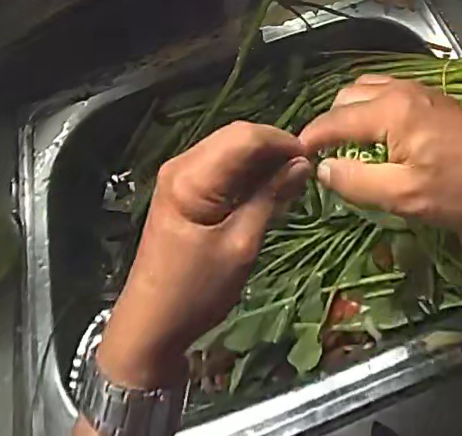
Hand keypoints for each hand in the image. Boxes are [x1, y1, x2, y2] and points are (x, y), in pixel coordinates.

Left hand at [98, 121, 311, 388]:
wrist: (149, 327)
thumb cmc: (195, 293)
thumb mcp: (240, 246)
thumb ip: (270, 198)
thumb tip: (302, 164)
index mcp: (191, 176)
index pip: (245, 137)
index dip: (281, 141)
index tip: (312, 158)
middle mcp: (182, 163)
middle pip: (237, 135)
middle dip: (273, 148)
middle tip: (304, 172)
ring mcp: (179, 172)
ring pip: (231, 146)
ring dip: (261, 158)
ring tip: (291, 181)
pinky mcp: (182, 185)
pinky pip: (221, 163)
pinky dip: (246, 170)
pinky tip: (266, 188)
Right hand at [299, 76, 461, 237]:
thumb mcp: (406, 197)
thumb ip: (357, 182)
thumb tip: (322, 170)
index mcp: (389, 110)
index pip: (334, 120)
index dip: (310, 139)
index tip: (295, 159)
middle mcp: (399, 90)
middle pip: (346, 97)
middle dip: (330, 124)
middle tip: (325, 157)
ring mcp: (418, 90)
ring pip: (366, 90)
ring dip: (350, 113)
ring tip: (348, 146)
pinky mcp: (432, 98)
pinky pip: (386, 92)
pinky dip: (370, 109)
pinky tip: (378, 136)